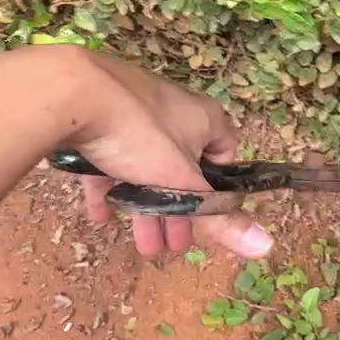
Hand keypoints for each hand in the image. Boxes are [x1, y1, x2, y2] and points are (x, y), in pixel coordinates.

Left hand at [46, 47, 274, 259]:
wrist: (72, 93)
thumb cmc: (141, 136)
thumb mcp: (182, 183)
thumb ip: (218, 216)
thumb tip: (266, 247)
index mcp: (206, 118)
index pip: (226, 155)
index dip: (218, 189)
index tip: (205, 217)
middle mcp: (176, 112)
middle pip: (183, 169)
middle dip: (177, 211)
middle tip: (170, 246)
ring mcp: (136, 112)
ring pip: (146, 166)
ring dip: (145, 206)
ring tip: (141, 245)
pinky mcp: (99, 118)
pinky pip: (110, 158)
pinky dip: (109, 187)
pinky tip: (100, 216)